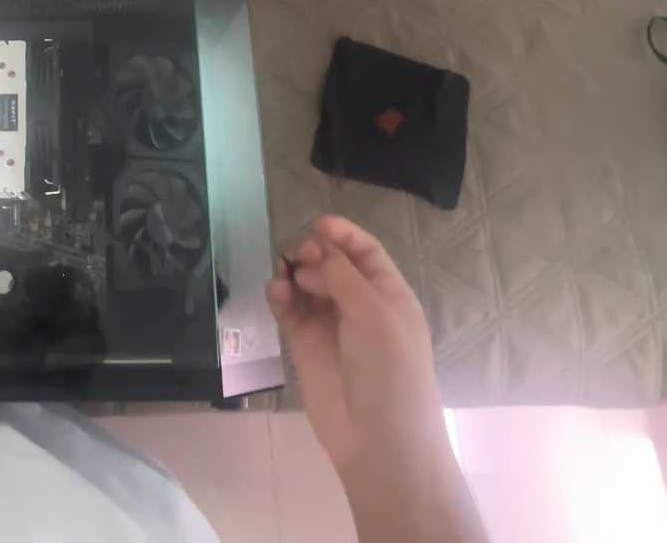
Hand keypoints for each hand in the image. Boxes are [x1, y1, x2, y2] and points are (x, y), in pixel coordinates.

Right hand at [267, 215, 448, 477]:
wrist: (379, 442)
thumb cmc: (390, 371)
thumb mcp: (374, 314)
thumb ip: (342, 275)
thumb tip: (313, 251)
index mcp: (388, 295)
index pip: (365, 252)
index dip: (343, 235)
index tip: (317, 224)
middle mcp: (359, 305)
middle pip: (331, 264)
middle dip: (315, 253)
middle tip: (302, 258)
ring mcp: (330, 325)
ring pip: (306, 284)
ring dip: (294, 273)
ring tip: (286, 276)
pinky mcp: (304, 344)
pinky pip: (289, 309)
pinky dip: (280, 296)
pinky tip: (277, 293)